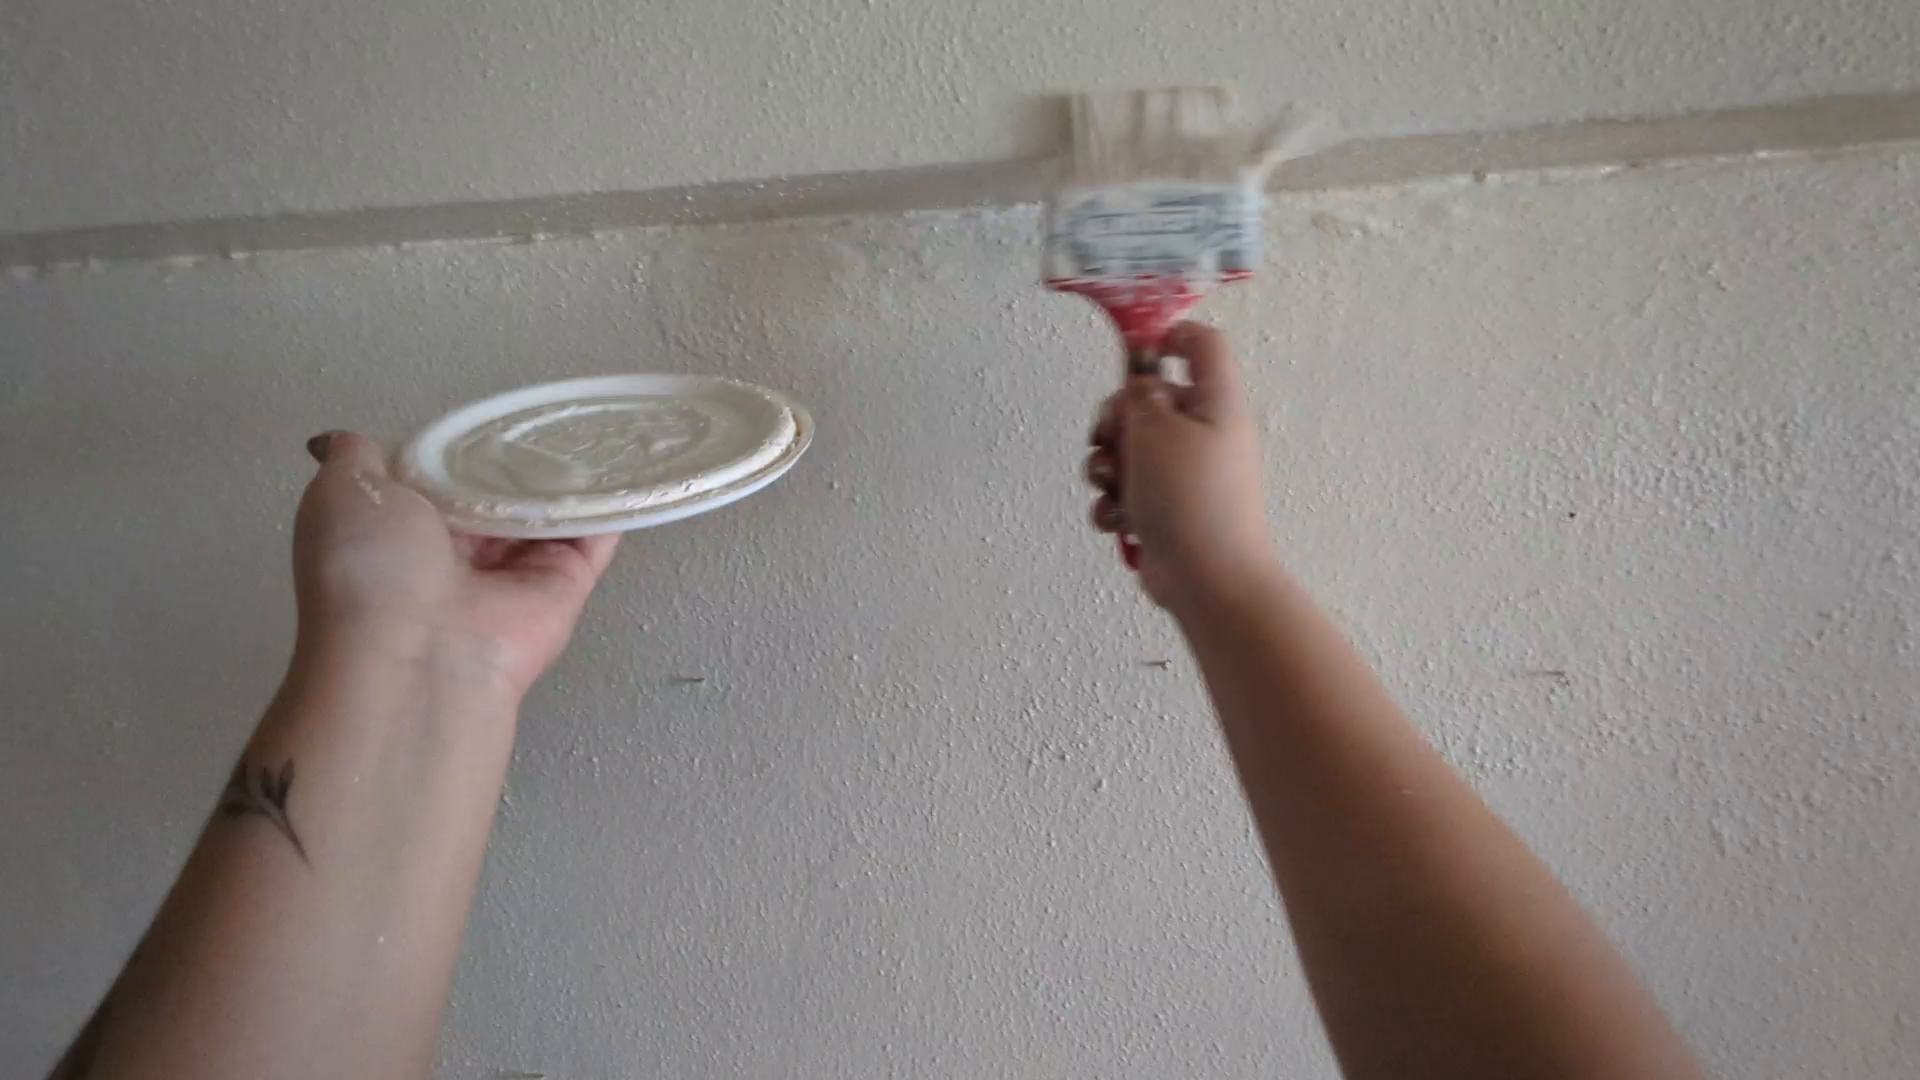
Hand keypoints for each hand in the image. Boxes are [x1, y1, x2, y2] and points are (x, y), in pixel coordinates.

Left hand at [291, 431, 618, 697]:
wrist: (427, 645)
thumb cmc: (375, 566)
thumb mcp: (344, 496)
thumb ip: (354, 461)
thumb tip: (335, 439)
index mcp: (410, 532)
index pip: (446, 483)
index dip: (464, 451)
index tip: (489, 420)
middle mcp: (466, 553)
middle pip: (505, 498)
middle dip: (525, 463)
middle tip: (552, 421)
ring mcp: (522, 570)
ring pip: (553, 515)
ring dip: (573, 482)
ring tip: (597, 434)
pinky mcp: (569, 583)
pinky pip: (595, 539)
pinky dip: (612, 509)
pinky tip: (625, 472)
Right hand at [1085, 323, 1279, 613]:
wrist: (1206, 579)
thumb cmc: (1189, 500)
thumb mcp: (1157, 432)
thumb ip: (1140, 397)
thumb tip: (1139, 384)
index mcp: (1215, 404)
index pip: (1202, 346)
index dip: (1169, 337)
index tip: (1133, 356)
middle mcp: (1204, 435)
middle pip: (1151, 402)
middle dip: (1116, 420)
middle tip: (1107, 438)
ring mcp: (1185, 476)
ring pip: (1132, 451)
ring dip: (1108, 466)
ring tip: (1108, 486)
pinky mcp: (1166, 510)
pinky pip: (1130, 492)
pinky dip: (1115, 503)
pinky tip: (1116, 519)